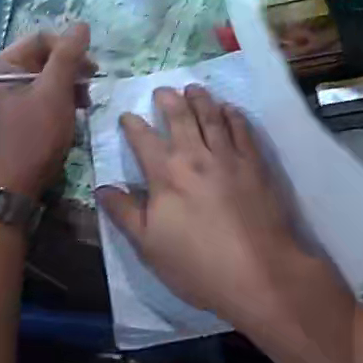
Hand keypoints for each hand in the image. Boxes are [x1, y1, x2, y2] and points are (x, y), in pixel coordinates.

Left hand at [0, 24, 93, 194]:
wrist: (16, 186)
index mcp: (3, 65)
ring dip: (70, 85)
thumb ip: (68, 56)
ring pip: (48, 77)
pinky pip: (45, 96)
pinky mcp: (20, 115)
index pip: (43, 39)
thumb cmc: (34, 136)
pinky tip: (76, 112)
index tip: (92, 68)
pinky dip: (63, 100)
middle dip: (71, 68)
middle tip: (92, 84)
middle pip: (45, 57)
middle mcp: (2, 76)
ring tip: (85, 101)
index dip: (70, 48)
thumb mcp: (54, 92)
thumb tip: (82, 24)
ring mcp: (10, 97)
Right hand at [96, 85, 336, 332]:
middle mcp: (196, 156)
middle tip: (162, 91)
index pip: (143, 139)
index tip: (127, 117)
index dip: (132, 125)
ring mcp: (229, 157)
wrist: (259, 274)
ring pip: (212, 116)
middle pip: (180, 116)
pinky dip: (234, 115)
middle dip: (168, 100)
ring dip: (200, 99)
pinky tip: (230, 109)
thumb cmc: (197, 265)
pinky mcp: (256, 164)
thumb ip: (124, 213)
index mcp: (166, 174)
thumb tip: (103, 188)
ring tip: (193, 88)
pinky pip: (243, 129)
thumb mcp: (149, 246)